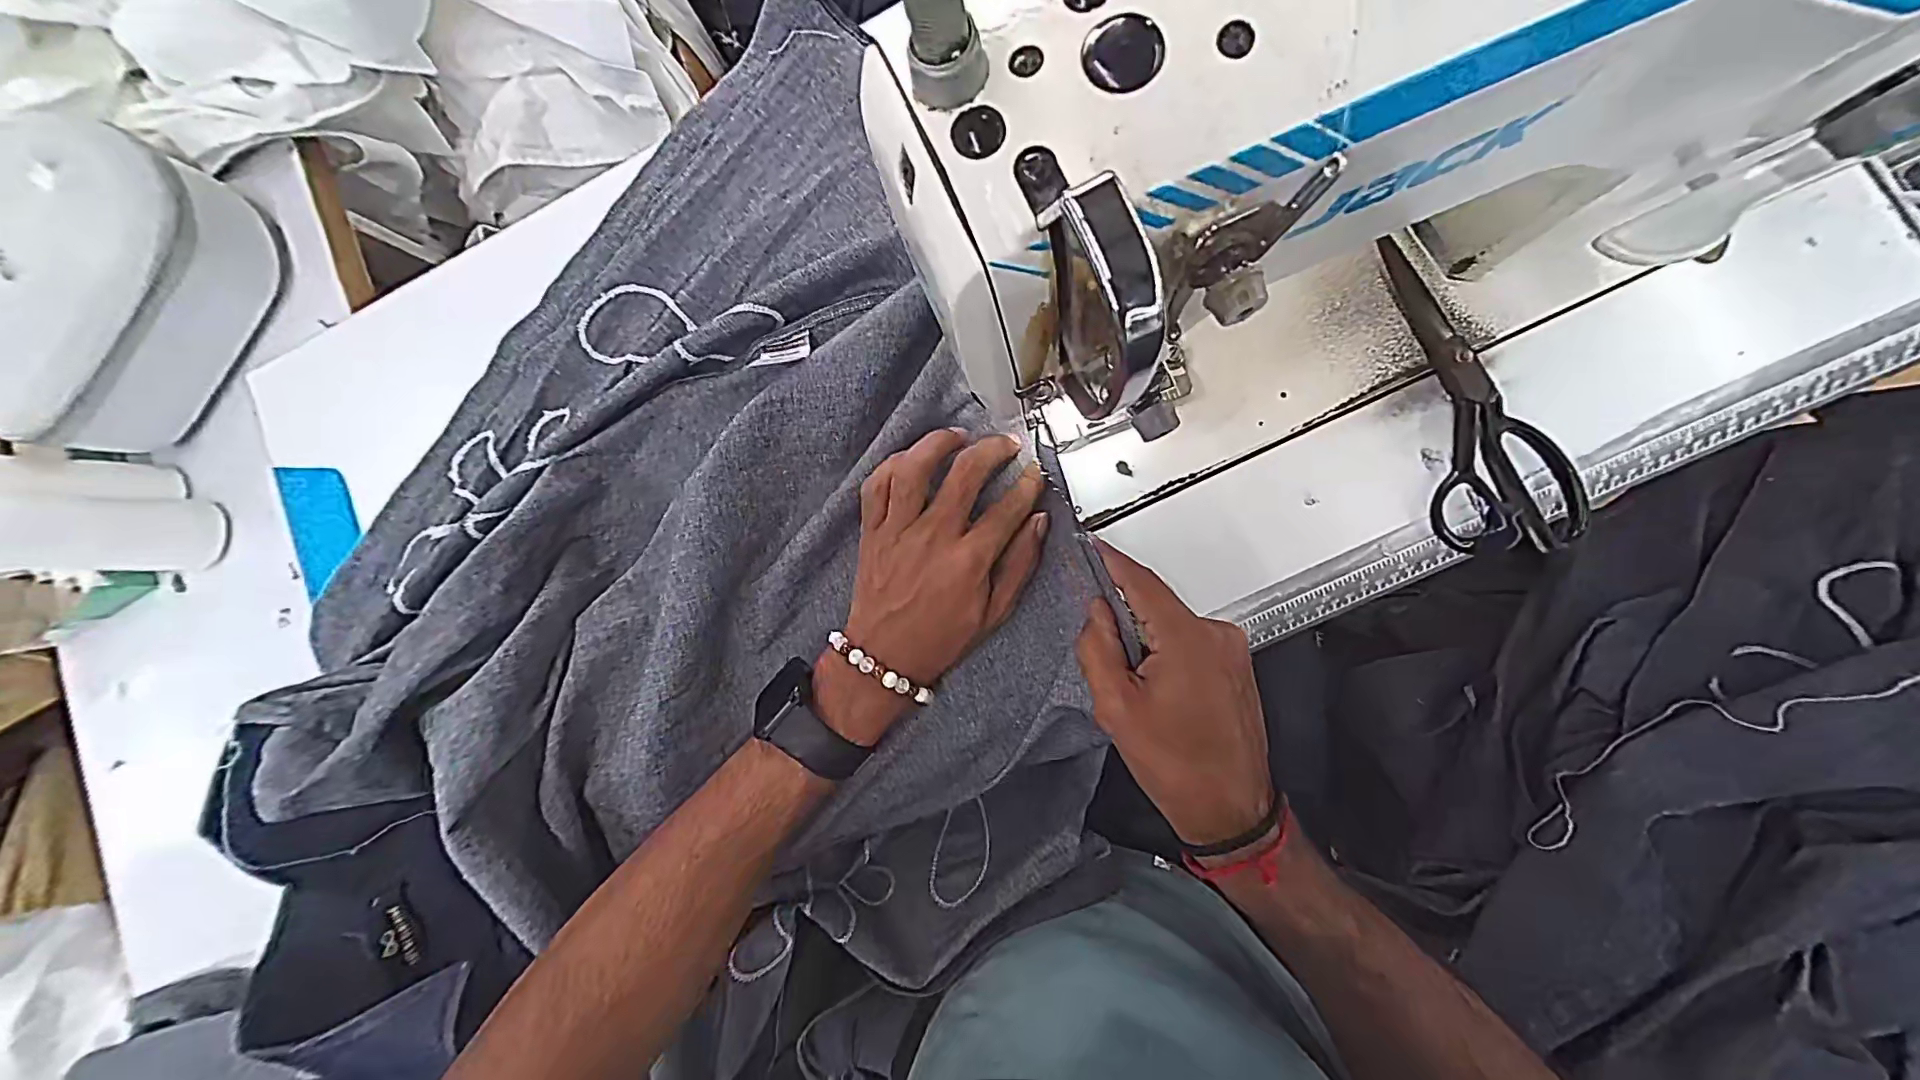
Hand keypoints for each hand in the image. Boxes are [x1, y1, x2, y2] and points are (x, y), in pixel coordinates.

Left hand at [813, 428, 1049, 745]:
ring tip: (957, 437)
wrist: (885, 656)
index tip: (1033, 474)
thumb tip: (1037, 523)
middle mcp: (933, 538)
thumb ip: (1020, 565)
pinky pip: (876, 486)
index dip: (1026, 484)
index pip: (1007, 508)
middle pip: (965, 474)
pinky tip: (911, 459)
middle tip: (1004, 445)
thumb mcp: (994, 613)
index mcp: (968, 561)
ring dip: (938, 444)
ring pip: (914, 469)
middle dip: (992, 450)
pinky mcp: (873, 532)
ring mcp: (898, 532)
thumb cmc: (939, 638)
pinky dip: (892, 465)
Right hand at [1074, 539, 1273, 847]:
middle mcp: (1216, 636)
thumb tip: (1095, 613)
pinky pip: (1189, 640)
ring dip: (1145, 642)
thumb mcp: (1115, 707)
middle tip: (1108, 663)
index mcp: (1186, 640)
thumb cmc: (1182, 768)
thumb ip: (1097, 647)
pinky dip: (1165, 653)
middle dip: (1124, 622)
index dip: (1112, 561)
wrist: (1229, 806)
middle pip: (1154, 604)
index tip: (1093, 547)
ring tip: (1139, 692)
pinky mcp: (1235, 664)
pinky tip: (1160, 694)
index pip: (1141, 581)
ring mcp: (1230, 650)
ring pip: (1170, 624)